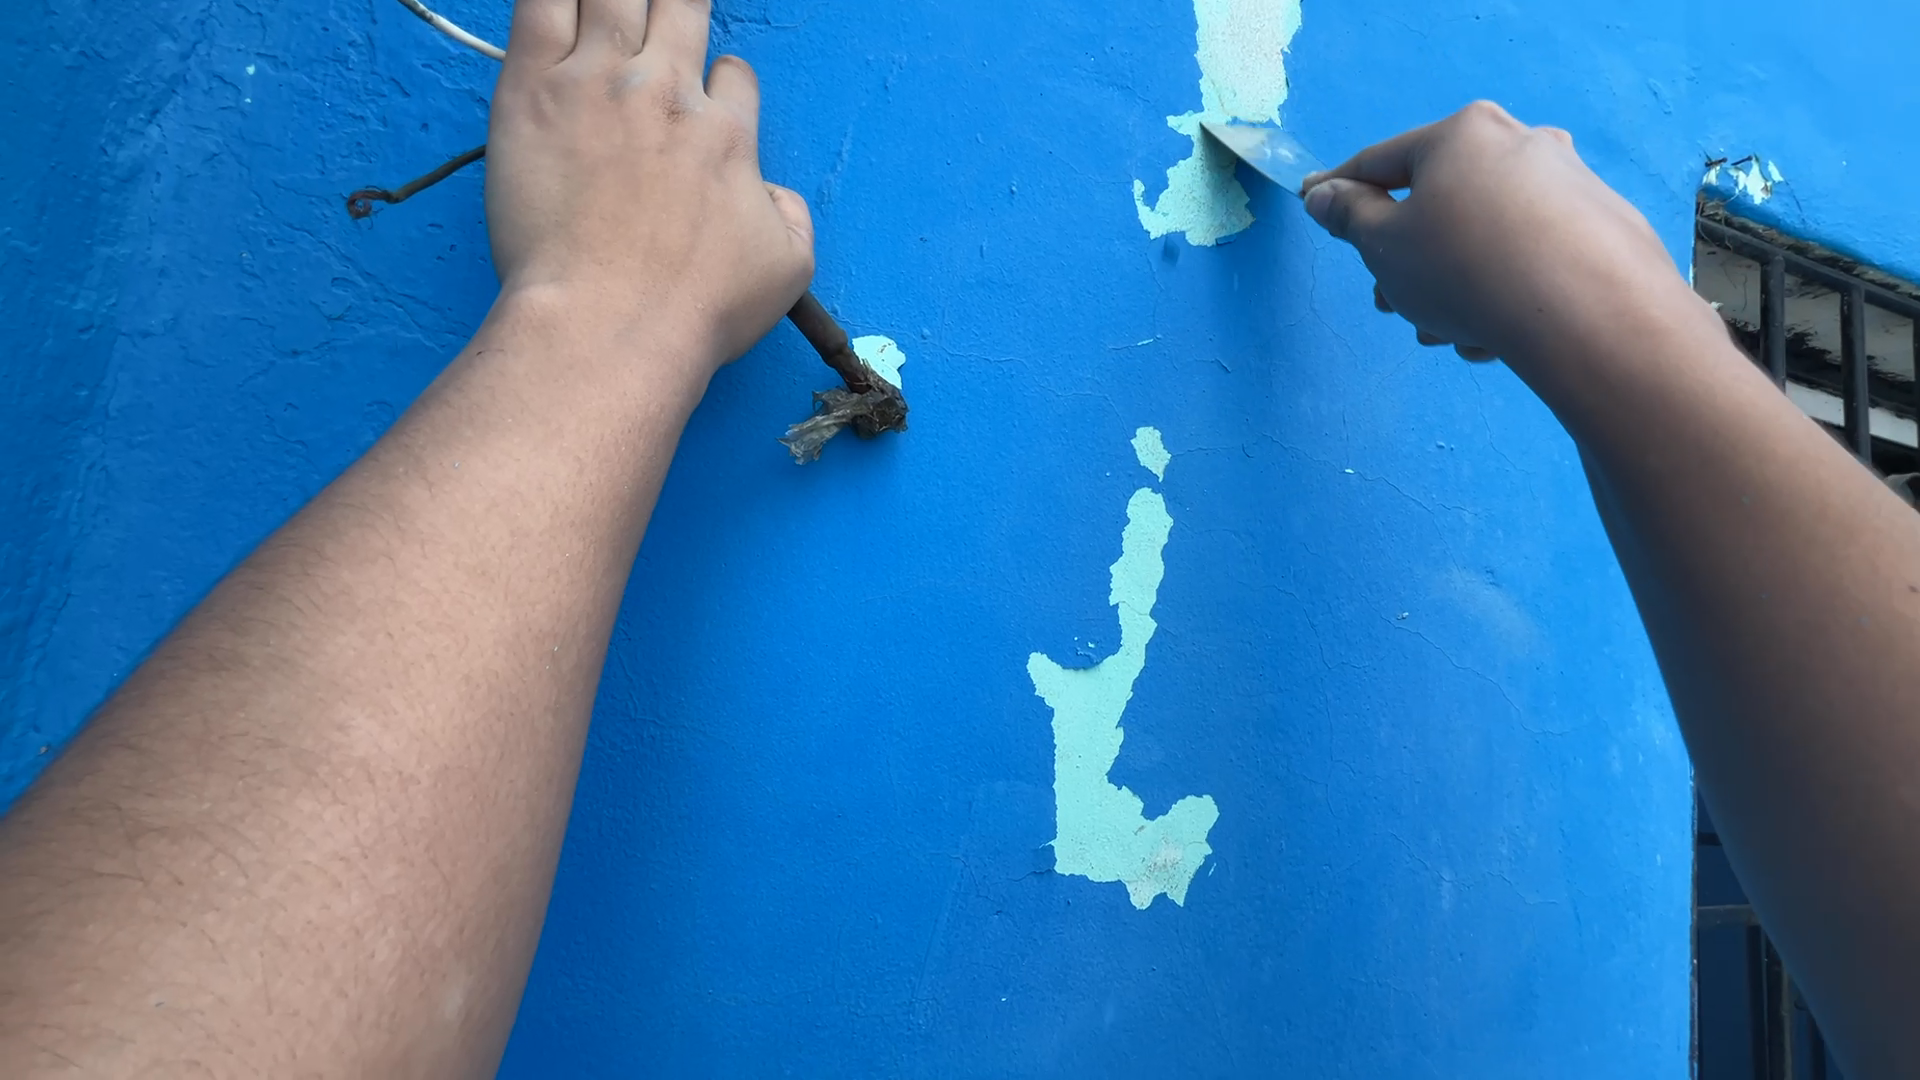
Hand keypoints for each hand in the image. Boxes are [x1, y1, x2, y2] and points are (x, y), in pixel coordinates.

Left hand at [485, 0, 814, 370]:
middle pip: (679, 7)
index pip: (734, 76)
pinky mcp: (531, 89)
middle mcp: (666, 92)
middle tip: (673, 6)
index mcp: (728, 134)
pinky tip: (565, 1)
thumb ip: (794, 216)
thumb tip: (772, 190)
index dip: (727, 85)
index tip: (713, 104)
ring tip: (623, 3)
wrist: (614, 323)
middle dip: (681, 1)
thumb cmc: (703, 307)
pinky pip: (538, 2)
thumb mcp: (791, 271)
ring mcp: (596, 83)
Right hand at [1301, 102, 1690, 377]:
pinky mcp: (1594, 226)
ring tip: (1443, 331)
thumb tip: (1324, 194)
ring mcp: (1564, 183)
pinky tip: (1488, 332)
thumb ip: (1348, 216)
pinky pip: (1517, 257)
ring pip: (1474, 238)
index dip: (1337, 187)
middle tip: (1389, 302)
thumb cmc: (1460, 268)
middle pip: (1432, 205)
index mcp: (1461, 136)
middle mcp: (1518, 144)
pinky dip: (1492, 291)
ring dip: (1444, 287)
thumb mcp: (1381, 245)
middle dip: (1402, 260)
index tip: (1310, 200)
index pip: (1378, 161)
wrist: (1583, 311)